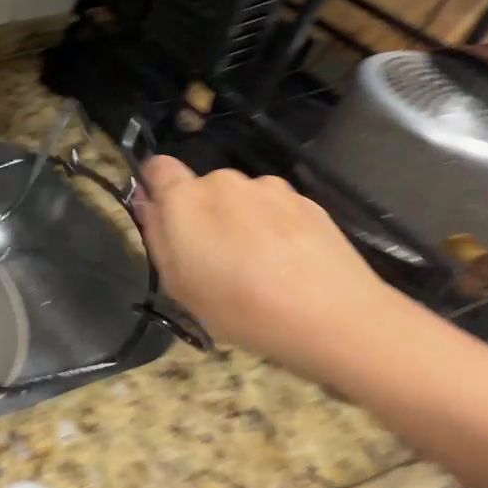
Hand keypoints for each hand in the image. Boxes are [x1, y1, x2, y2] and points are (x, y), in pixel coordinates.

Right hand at [135, 154, 406, 379]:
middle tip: (220, 257)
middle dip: (206, 213)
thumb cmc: (244, 308)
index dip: (159, 189)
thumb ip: (155, 235)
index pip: (158, 167)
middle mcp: (224, 181)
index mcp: (185, 197)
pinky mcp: (309, 203)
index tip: (170, 221)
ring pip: (243, 198)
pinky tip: (294, 264)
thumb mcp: (179, 284)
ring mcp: (270, 189)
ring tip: (264, 264)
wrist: (340, 321)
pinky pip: (279, 209)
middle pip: (203, 188)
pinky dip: (279, 228)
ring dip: (244, 219)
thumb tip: (148, 203)